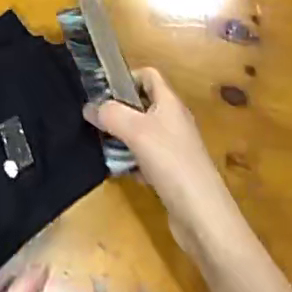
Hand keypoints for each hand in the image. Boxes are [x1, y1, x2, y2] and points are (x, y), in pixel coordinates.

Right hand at [83, 68, 234, 236]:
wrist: (202, 217)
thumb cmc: (171, 162)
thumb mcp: (136, 131)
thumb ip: (110, 114)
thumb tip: (89, 107)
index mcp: (170, 103)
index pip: (148, 75)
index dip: (126, 76)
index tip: (102, 90)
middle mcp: (173, 121)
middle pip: (142, 104)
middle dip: (118, 109)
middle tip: (95, 119)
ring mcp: (174, 148)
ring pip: (141, 133)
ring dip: (121, 137)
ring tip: (100, 144)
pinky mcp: (171, 173)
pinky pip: (145, 158)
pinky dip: (131, 161)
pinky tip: (119, 171)